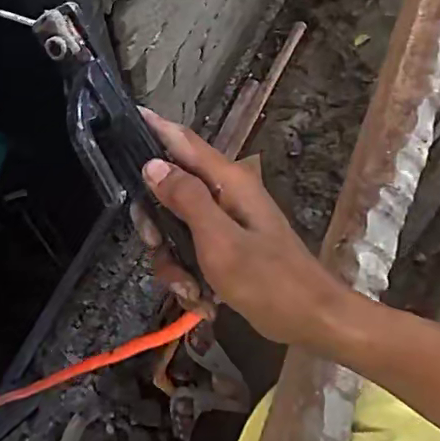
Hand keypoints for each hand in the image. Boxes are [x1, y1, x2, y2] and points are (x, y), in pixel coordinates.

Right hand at [138, 108, 353, 346]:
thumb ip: (186, 199)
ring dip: (174, 263)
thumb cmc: (270, 281)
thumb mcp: (220, 241)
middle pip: (170, 191)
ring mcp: (225, 221)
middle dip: (157, 225)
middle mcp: (225, 194)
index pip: (183, 141)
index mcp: (228, 181)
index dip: (154, 127)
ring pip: (175, 228)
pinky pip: (191, 252)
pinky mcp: (226, 246)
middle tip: (157, 247)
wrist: (312, 322)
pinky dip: (190, 278)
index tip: (128, 118)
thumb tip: (152, 164)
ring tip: (191, 291)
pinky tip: (203, 300)